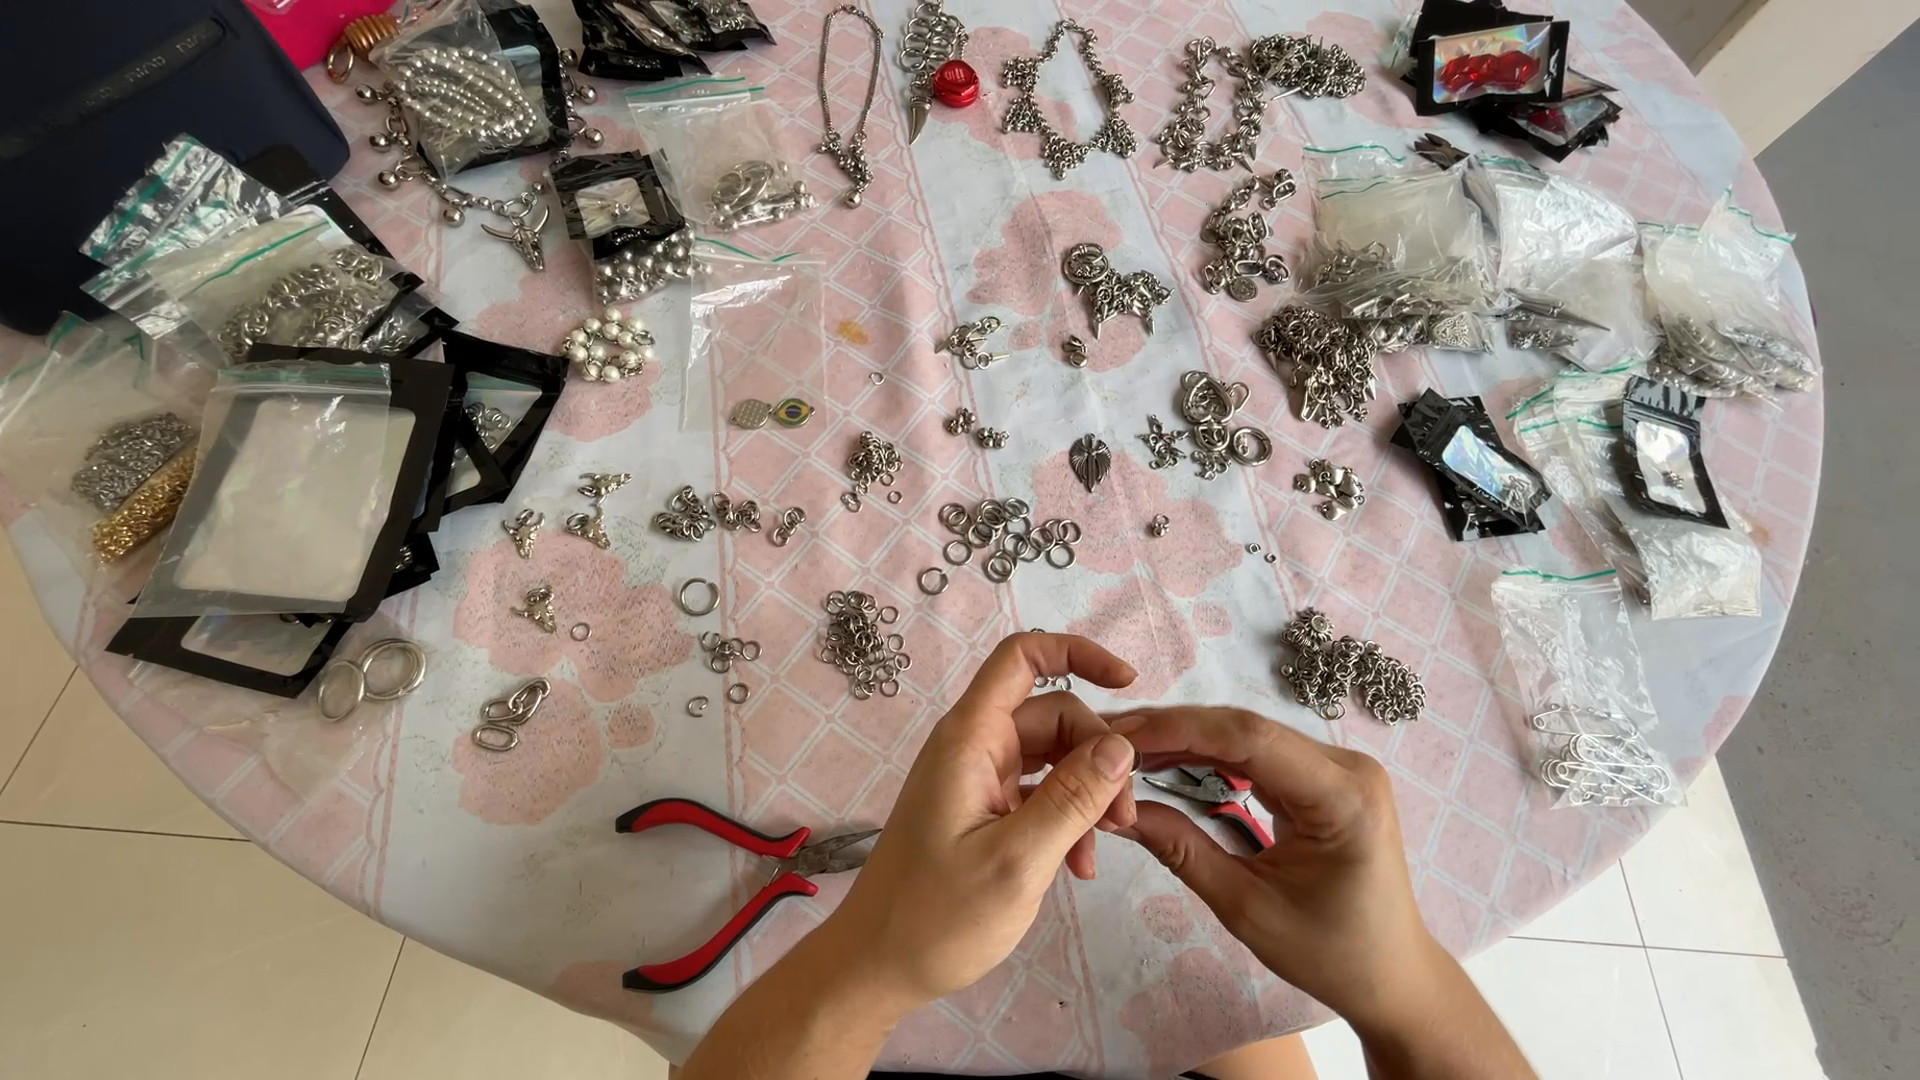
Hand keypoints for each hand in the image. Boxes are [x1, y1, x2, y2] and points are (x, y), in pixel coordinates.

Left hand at [825, 633, 1141, 1009]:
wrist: (878, 965)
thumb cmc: (938, 915)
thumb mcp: (1018, 859)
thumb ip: (1073, 798)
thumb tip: (1120, 745)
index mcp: (971, 737)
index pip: (1021, 658)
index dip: (1075, 653)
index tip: (1128, 682)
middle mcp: (975, 745)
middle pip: (1053, 715)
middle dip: (1097, 756)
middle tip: (1123, 819)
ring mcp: (979, 777)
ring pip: (1053, 756)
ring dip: (1086, 794)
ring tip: (1101, 851)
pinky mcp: (984, 808)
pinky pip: (1039, 792)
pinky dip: (1065, 819)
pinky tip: (1079, 866)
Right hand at [1111, 707, 1440, 1029]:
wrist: (1392, 978)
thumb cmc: (1329, 953)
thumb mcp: (1246, 907)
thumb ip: (1181, 850)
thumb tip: (1114, 811)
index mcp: (1342, 797)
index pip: (1249, 739)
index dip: (1179, 728)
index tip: (1120, 732)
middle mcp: (1345, 765)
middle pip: (1244, 728)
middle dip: (1173, 729)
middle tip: (1109, 733)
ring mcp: (1335, 766)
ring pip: (1244, 734)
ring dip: (1184, 737)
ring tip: (1126, 744)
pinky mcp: (1319, 774)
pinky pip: (1254, 751)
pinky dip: (1206, 753)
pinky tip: (1164, 756)